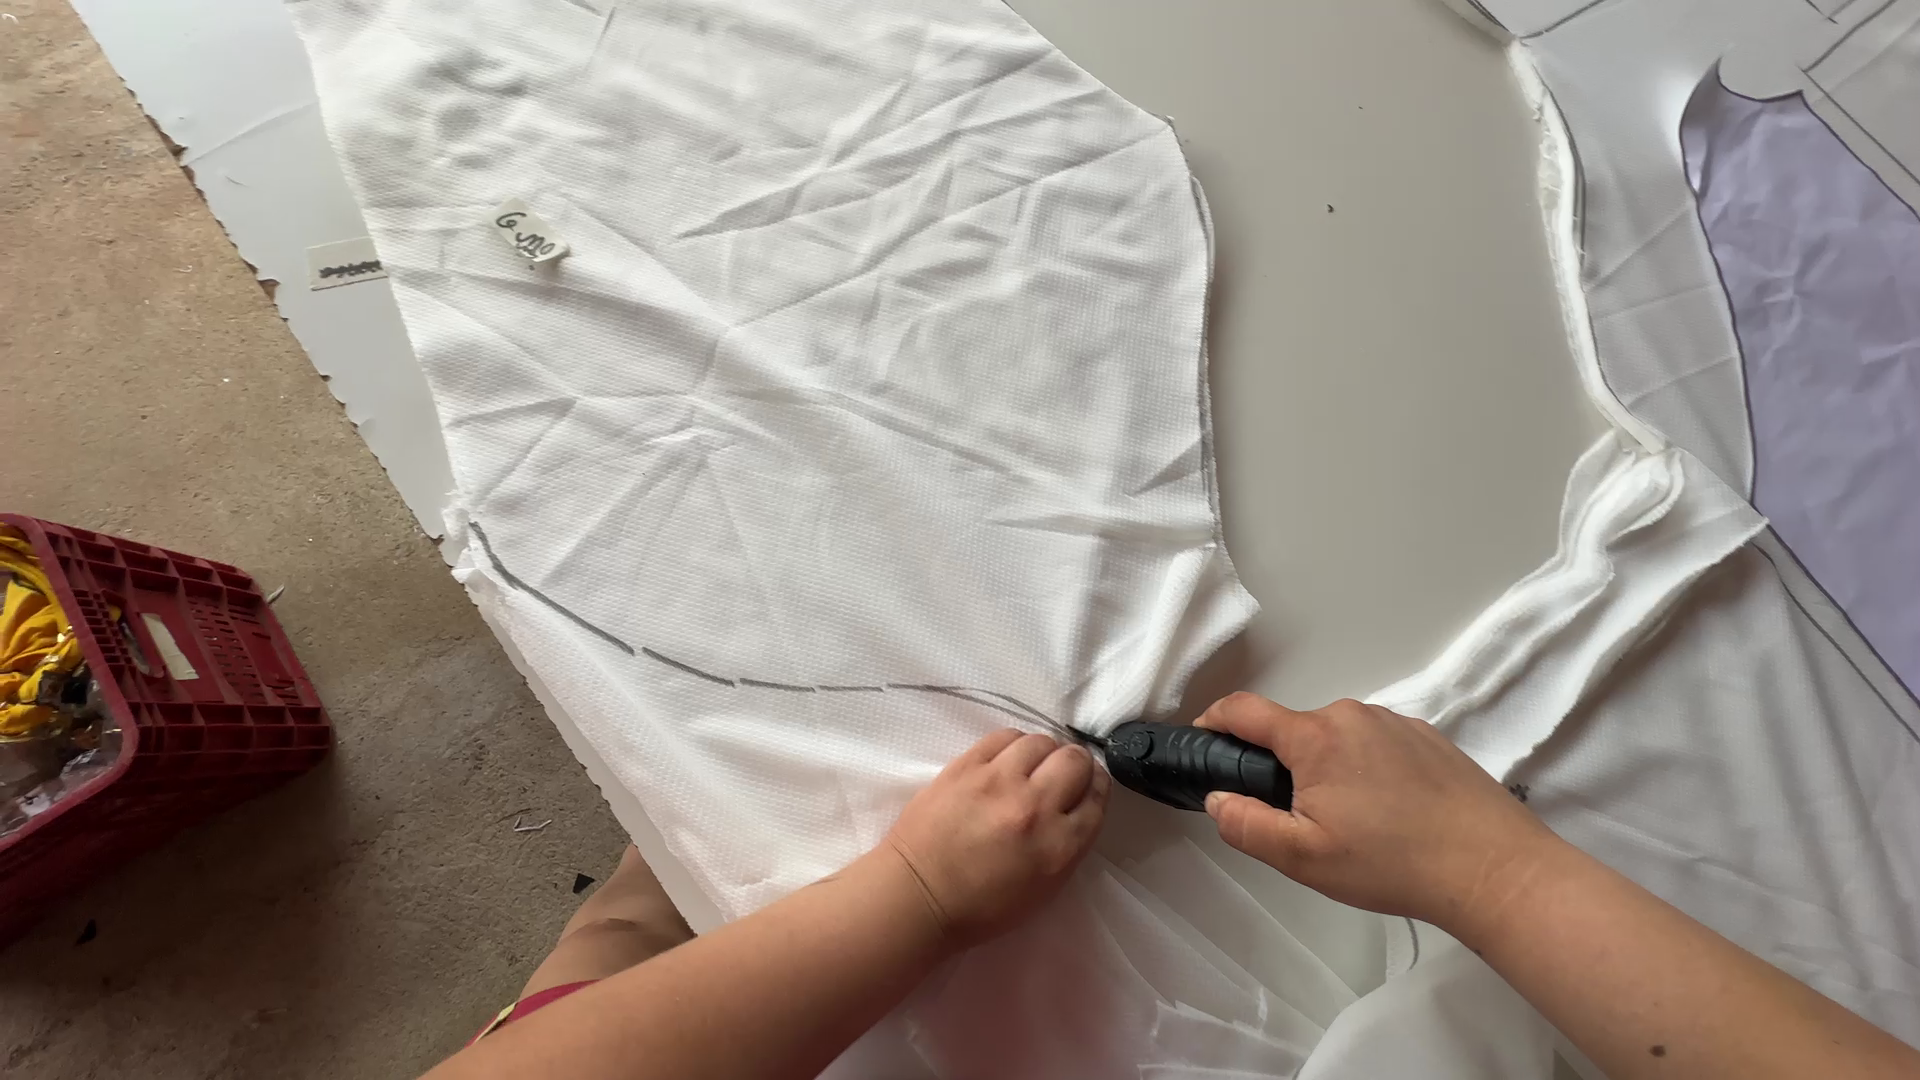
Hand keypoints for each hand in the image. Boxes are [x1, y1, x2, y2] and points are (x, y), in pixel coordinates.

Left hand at [878, 729, 1110, 948]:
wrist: (919, 894)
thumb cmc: (982, 905)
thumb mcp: (1044, 886)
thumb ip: (1068, 842)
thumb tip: (1074, 802)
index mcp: (1059, 846)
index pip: (1096, 796)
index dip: (1094, 786)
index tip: (1084, 786)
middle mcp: (1035, 806)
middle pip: (1075, 760)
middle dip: (1074, 765)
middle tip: (1059, 775)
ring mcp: (999, 780)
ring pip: (1041, 741)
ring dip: (1043, 752)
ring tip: (1030, 766)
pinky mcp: (967, 764)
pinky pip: (1005, 736)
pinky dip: (1013, 745)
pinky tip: (1006, 759)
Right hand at [1196, 693, 1559, 930]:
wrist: (1500, 873)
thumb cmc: (1393, 864)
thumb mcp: (1304, 858)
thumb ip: (1246, 824)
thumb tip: (1216, 798)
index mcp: (1314, 737)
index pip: (1243, 709)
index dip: (1214, 720)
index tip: (1204, 741)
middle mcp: (1349, 714)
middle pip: (1292, 728)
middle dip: (1280, 761)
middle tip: (1297, 813)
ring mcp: (1394, 722)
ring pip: (1334, 735)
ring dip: (1325, 764)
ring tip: (1352, 818)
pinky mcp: (1428, 736)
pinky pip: (1374, 741)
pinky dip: (1365, 765)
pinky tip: (1391, 809)